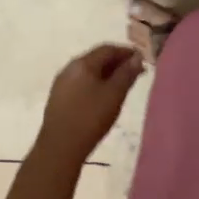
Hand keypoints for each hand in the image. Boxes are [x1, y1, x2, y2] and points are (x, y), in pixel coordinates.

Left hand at [34, 44, 143, 165]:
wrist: (59, 149)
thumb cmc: (90, 119)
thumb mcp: (114, 95)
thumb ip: (126, 74)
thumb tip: (136, 57)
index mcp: (83, 63)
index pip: (107, 49)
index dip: (125, 52)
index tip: (141, 59)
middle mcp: (70, 67)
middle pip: (97, 58)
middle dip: (116, 63)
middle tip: (133, 73)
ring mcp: (61, 83)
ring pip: (88, 72)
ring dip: (106, 74)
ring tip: (120, 86)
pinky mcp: (58, 98)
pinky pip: (80, 83)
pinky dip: (95, 84)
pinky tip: (101, 97)